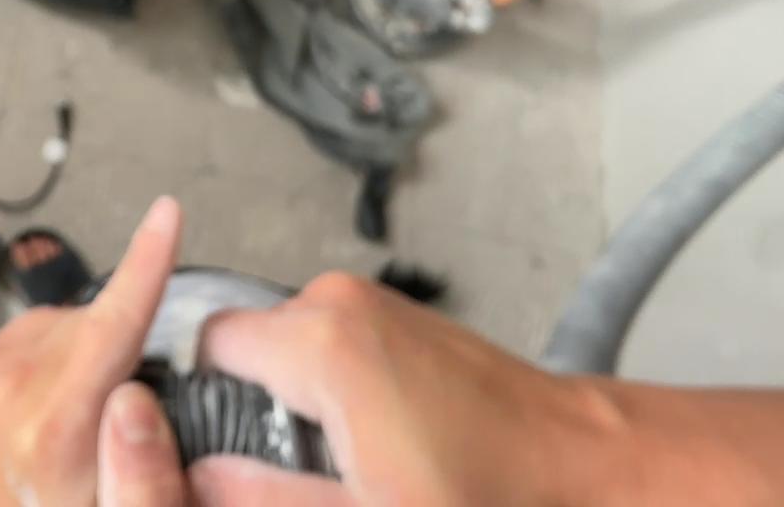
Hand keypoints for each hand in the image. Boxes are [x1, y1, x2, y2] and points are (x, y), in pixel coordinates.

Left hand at [0, 196, 188, 504]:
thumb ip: (144, 481)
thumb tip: (135, 396)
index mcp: (51, 428)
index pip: (110, 327)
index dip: (145, 264)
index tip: (167, 210)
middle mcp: (9, 386)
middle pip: (101, 324)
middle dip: (127, 352)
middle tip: (129, 422)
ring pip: (77, 322)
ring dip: (98, 352)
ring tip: (92, 421)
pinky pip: (53, 328)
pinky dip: (72, 350)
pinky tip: (66, 397)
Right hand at [192, 272, 614, 505]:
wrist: (588, 466)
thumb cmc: (492, 497)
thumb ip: (264, 499)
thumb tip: (195, 478)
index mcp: (320, 341)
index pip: (211, 343)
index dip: (209, 398)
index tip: (235, 447)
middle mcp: (334, 300)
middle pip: (246, 342)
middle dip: (257, 403)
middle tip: (306, 465)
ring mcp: (364, 298)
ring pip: (284, 340)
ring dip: (295, 393)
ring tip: (351, 453)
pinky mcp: (387, 307)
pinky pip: (323, 335)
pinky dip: (328, 379)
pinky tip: (376, 431)